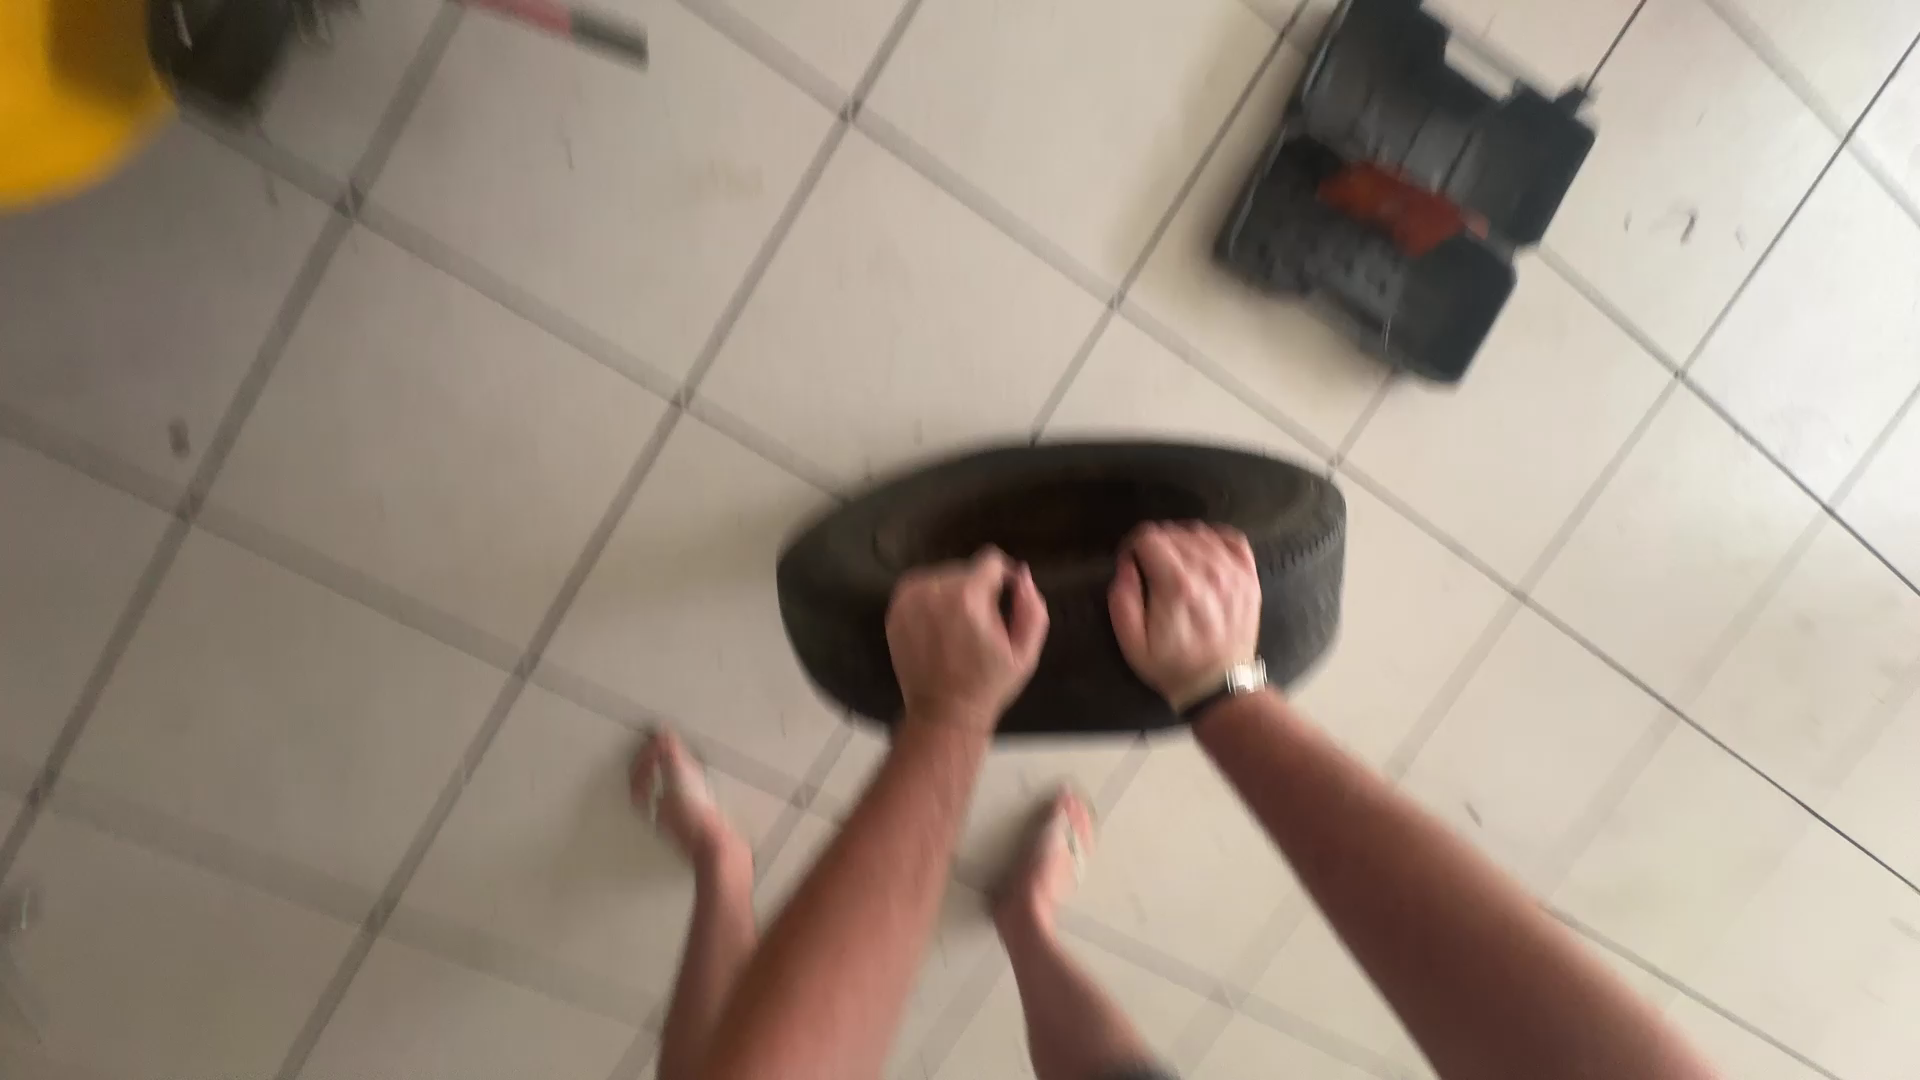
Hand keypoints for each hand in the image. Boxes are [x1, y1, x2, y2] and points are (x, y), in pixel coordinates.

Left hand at [887, 547, 1048, 729]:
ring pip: (943, 577)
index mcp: (968, 596)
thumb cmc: (989, 684)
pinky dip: (932, 600)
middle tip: (982, 622)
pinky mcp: (895, 610)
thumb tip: (1022, 574)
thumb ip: (1032, 608)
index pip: (990, 560)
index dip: (1004, 575)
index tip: (1007, 594)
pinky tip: (940, 625)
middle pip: (966, 569)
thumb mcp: (1025, 652)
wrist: (943, 712)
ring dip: (955, 592)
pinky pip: (921, 589)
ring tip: (961, 625)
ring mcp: (910, 599)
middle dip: (978, 588)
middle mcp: (935, 590)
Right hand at [1109, 522, 1261, 709]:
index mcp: (1176, 585)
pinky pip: (1231, 538)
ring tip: (1174, 564)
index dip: (1132, 546)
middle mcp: (1208, 570)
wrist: (1219, 685)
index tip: (1130, 563)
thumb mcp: (1131, 641)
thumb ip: (1122, 598)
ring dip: (1181, 542)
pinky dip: (1213, 539)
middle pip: (1172, 532)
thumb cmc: (1170, 665)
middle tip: (1149, 568)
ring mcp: (1233, 572)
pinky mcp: (1249, 577)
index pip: (1148, 537)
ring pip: (1199, 533)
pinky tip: (1202, 552)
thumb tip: (1126, 563)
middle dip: (1154, 545)